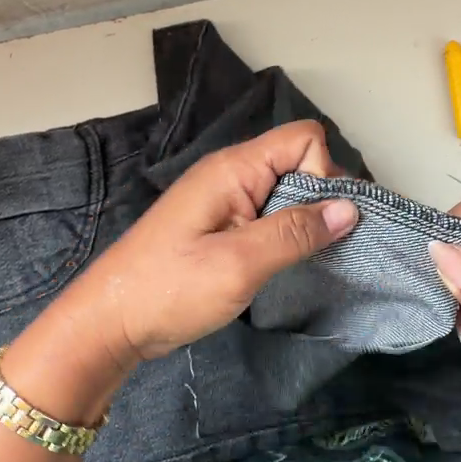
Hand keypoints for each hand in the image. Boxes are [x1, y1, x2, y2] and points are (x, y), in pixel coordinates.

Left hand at [58, 120, 358, 366]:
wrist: (110, 322)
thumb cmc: (170, 289)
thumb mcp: (239, 264)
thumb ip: (294, 233)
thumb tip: (350, 208)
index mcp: (234, 169)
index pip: (303, 138)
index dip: (323, 172)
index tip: (319, 220)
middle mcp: (231, 174)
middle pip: (298, 161)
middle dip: (321, 196)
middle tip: (324, 245)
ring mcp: (224, 199)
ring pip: (285, 189)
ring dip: (304, 218)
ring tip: (310, 257)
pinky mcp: (220, 224)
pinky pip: (267, 212)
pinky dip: (285, 232)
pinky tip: (287, 261)